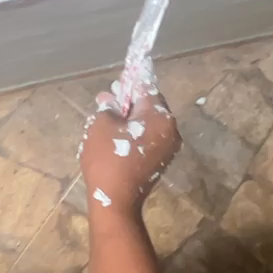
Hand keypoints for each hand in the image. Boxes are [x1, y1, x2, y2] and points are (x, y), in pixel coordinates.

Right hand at [79, 86, 180, 218]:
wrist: (115, 201)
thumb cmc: (108, 159)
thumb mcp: (101, 125)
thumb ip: (108, 107)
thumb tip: (111, 100)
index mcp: (160, 117)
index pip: (147, 88)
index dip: (132, 79)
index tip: (125, 71)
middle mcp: (170, 130)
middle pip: (150, 106)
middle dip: (129, 100)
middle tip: (109, 95)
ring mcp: (168, 148)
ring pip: (148, 123)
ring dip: (131, 117)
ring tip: (108, 115)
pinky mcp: (160, 162)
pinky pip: (148, 138)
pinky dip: (134, 132)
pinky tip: (116, 134)